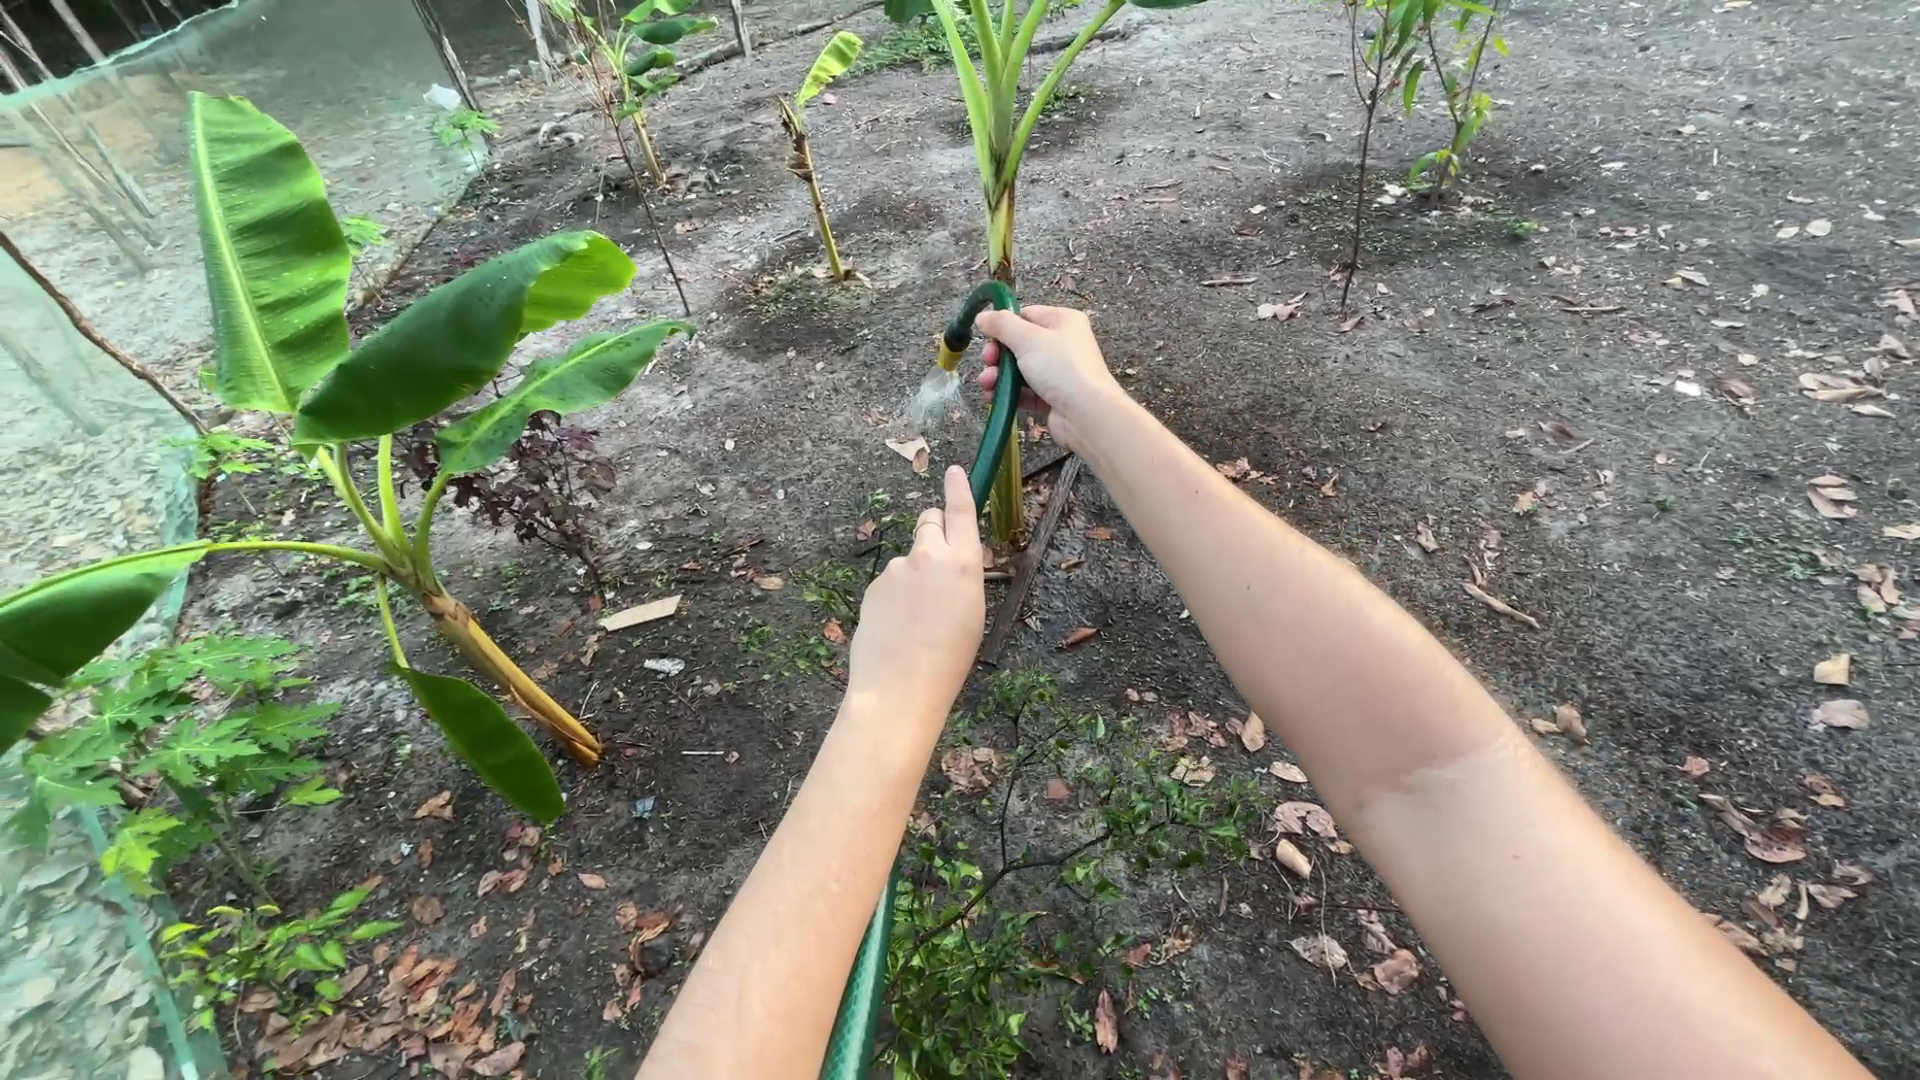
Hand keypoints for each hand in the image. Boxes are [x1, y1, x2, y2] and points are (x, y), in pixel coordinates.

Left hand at [844, 466, 985, 726]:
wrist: (900, 687)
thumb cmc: (949, 659)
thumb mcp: (972, 613)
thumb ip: (961, 578)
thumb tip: (949, 566)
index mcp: (963, 564)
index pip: (961, 512)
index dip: (958, 488)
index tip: (953, 470)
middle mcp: (929, 556)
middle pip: (928, 520)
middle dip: (932, 528)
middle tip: (935, 556)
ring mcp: (897, 569)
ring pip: (908, 559)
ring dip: (912, 575)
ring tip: (915, 619)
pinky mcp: (874, 585)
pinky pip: (889, 583)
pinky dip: (894, 597)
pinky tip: (896, 627)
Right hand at [974, 305, 1124, 452]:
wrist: (1085, 414)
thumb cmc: (1060, 368)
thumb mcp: (1028, 339)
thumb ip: (1002, 325)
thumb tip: (982, 316)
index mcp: (1062, 321)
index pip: (1026, 315)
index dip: (1005, 326)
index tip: (987, 337)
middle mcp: (1062, 344)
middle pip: (1019, 344)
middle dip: (998, 356)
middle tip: (988, 362)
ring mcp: (1057, 373)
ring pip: (1019, 370)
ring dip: (998, 376)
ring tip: (987, 384)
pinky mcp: (1051, 397)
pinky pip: (1024, 391)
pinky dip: (1008, 393)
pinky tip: (993, 397)